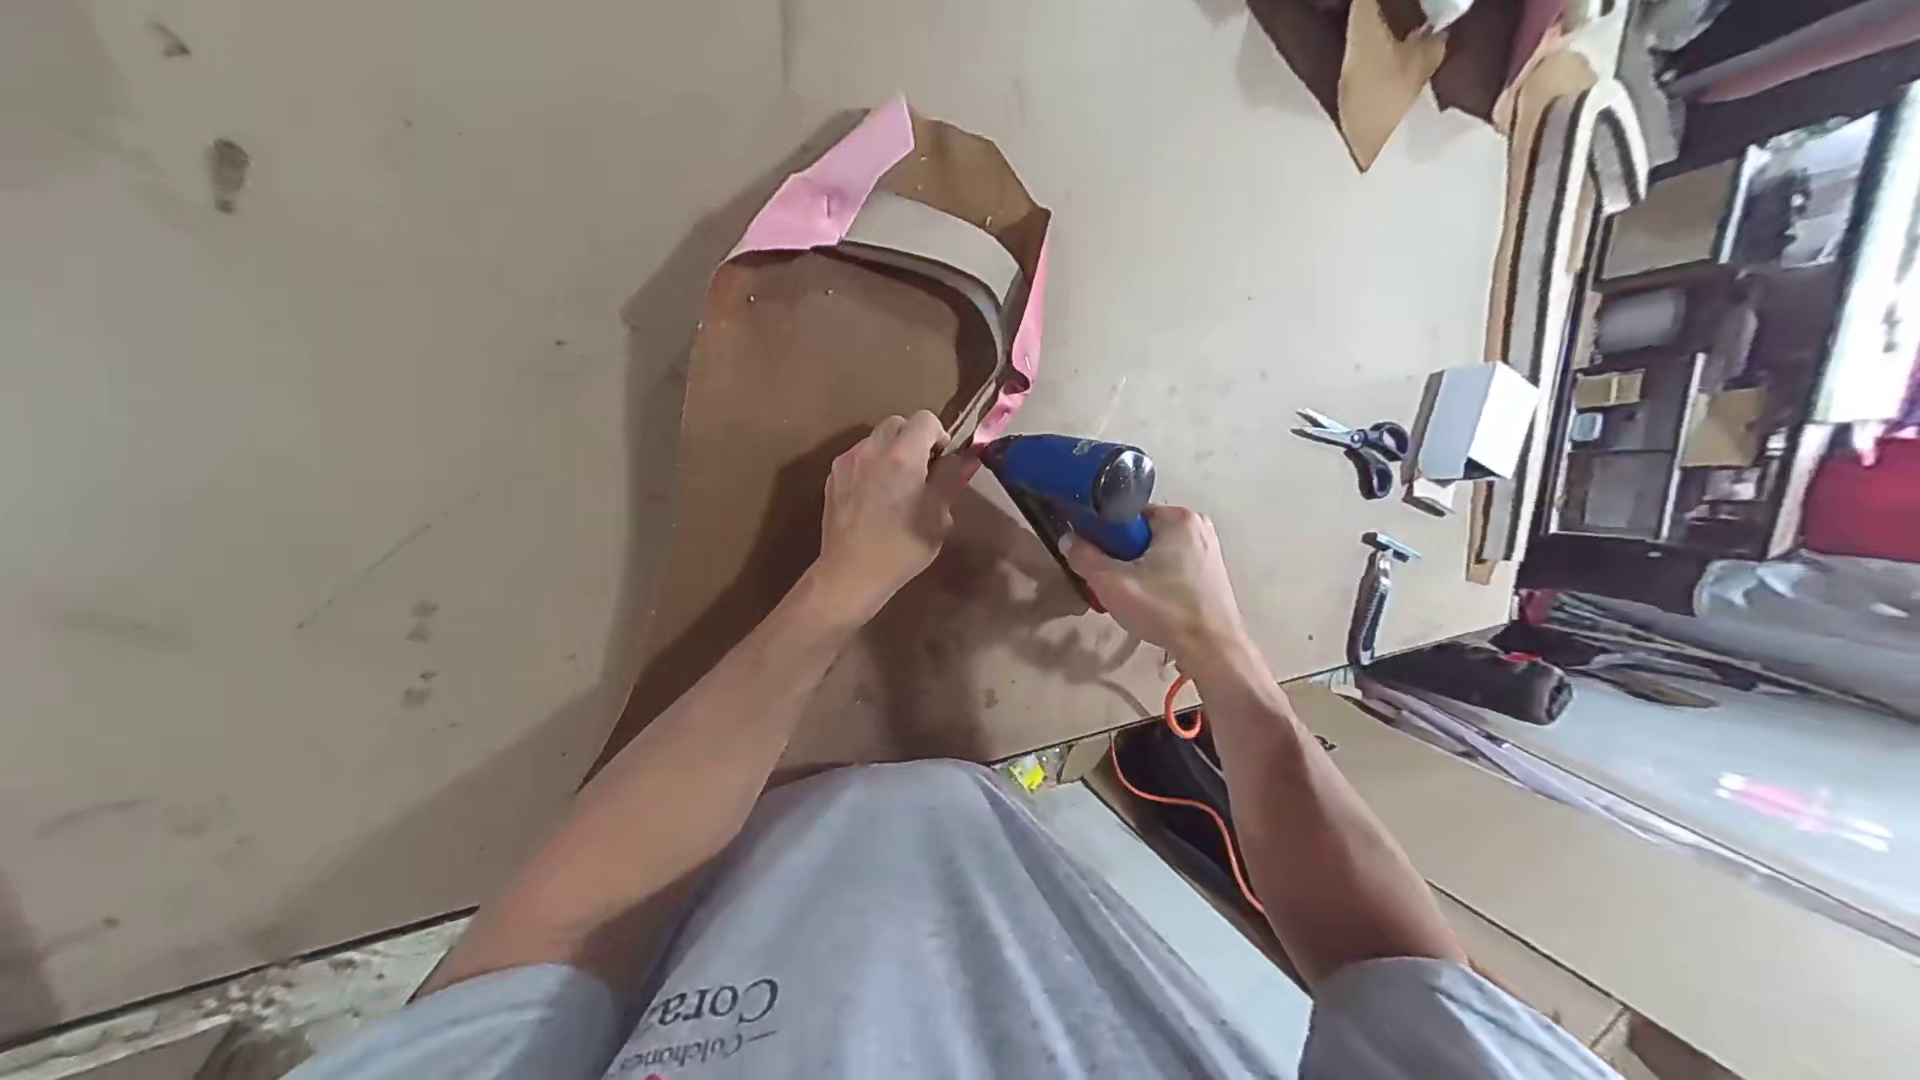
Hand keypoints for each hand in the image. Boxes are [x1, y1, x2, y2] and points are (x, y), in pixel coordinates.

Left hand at [809, 411, 976, 620]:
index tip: (941, 460)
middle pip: (897, 423)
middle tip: (921, 470)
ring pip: (875, 439)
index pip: (925, 419)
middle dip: (913, 439)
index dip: (939, 435)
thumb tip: (966, 457)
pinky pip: (858, 457)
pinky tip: (874, 496)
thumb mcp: (938, 518)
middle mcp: (872, 449)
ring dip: (890, 451)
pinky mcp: (832, 476)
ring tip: (895, 484)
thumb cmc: (902, 548)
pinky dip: (871, 465)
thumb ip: (951, 480)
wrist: (852, 572)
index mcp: (903, 456)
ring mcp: (848, 461)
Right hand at [1060, 505, 1251, 662]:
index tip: (1098, 559)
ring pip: (1156, 552)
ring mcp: (1209, 549)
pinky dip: (1158, 581)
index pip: (1127, 515)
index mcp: (1177, 517)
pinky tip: (1152, 603)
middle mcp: (1198, 525)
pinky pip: (1173, 567)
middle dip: (1122, 557)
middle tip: (1113, 583)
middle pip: (1141, 534)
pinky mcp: (1213, 572)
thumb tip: (1067, 539)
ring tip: (1131, 597)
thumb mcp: (1112, 583)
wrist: (1213, 650)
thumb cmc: (1164, 610)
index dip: (1106, 537)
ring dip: (1138, 571)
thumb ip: (1084, 557)